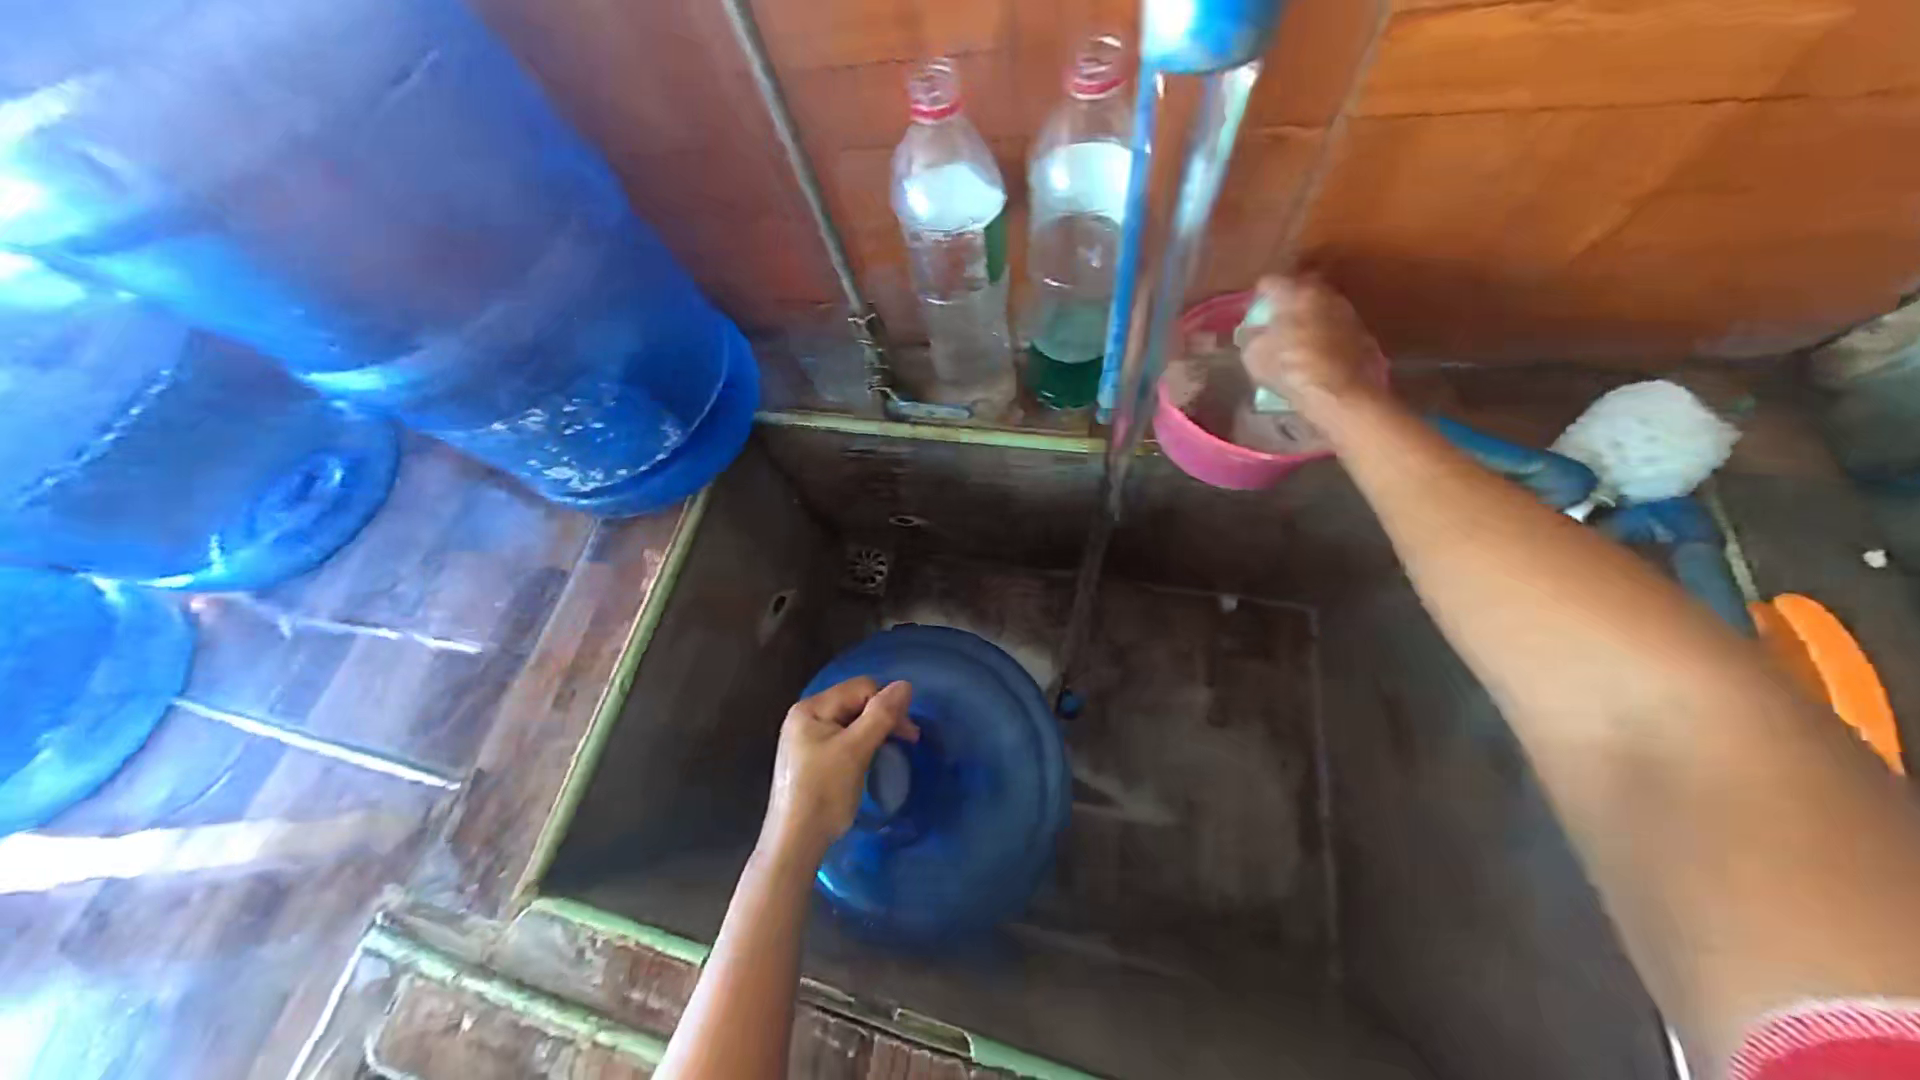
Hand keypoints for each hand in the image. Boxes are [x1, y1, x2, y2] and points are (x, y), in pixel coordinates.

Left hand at [761, 677, 918, 861]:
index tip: (909, 733)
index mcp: (810, 708)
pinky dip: (863, 744)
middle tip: (908, 741)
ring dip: (876, 731)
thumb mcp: (855, 750)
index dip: (888, 704)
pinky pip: (845, 738)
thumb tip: (906, 685)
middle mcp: (806, 717)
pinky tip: (871, 759)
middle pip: (855, 702)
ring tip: (892, 751)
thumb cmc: (823, 794)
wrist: (795, 844)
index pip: (860, 688)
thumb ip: (881, 715)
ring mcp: (807, 738)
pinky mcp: (813, 758)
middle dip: (883, 717)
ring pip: (852, 721)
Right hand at [1240, 275, 1385, 416]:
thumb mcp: (1255, 357)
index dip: (1258, 297)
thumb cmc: (1292, 371)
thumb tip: (1255, 332)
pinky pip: (1336, 324)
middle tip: (1276, 320)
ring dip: (1309, 315)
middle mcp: (1324, 293)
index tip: (1253, 311)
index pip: (1270, 282)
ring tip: (1298, 336)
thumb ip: (1252, 338)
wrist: (1342, 394)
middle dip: (1288, 301)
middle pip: (1301, 288)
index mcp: (1295, 294)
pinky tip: (1318, 352)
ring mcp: (1347, 310)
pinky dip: (1326, 332)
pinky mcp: (1362, 330)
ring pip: (1321, 305)